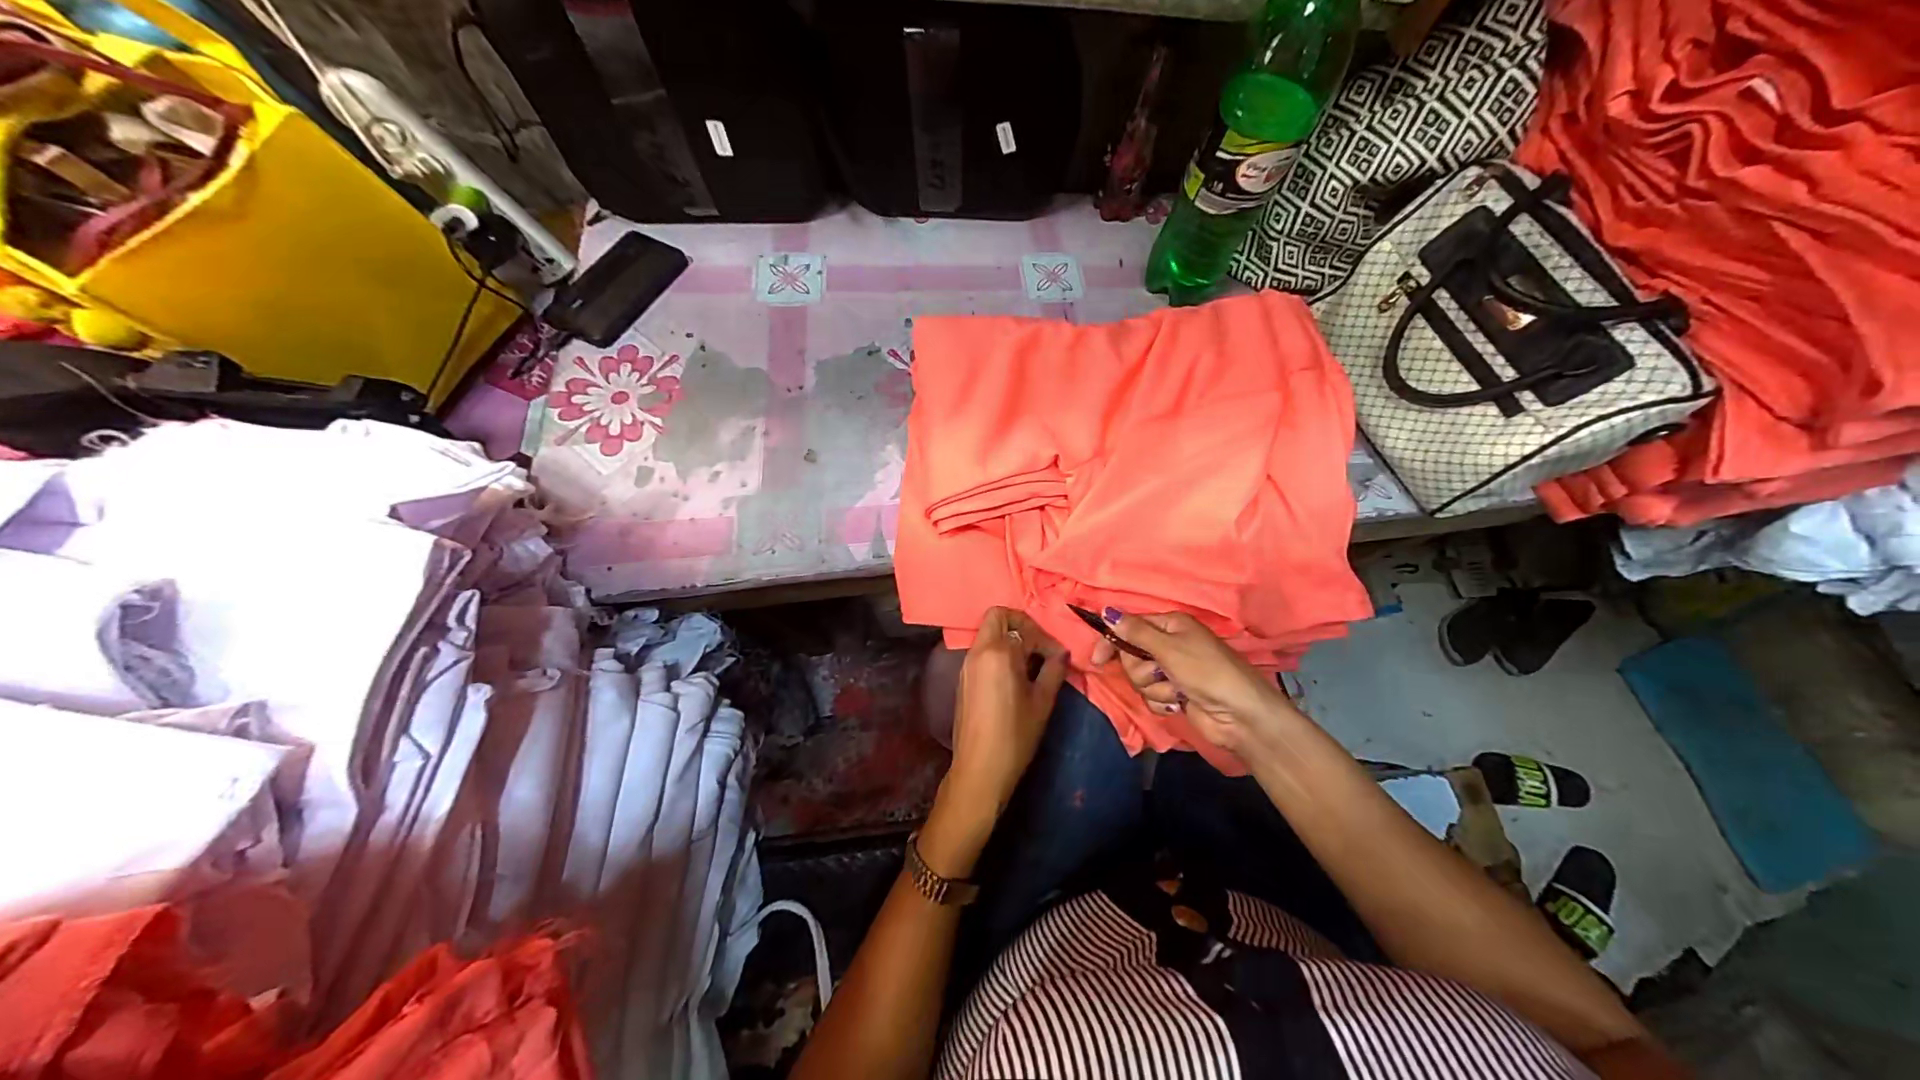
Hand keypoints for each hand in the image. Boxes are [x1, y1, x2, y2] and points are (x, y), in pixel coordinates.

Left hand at [941, 607, 1066, 824]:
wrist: (980, 769)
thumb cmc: (1015, 735)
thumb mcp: (1042, 702)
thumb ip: (1053, 670)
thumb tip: (1061, 654)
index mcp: (998, 652)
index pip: (1022, 624)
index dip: (1044, 637)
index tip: (1057, 656)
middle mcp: (977, 651)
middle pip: (997, 617)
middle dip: (1021, 625)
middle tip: (1040, 648)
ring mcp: (966, 665)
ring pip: (987, 634)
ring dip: (1009, 639)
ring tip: (1031, 664)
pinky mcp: (962, 679)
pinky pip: (981, 652)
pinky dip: (998, 653)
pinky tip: (1015, 676)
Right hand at [1090, 609, 1298, 755]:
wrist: (1239, 713)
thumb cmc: (1206, 671)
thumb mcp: (1169, 648)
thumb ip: (1135, 632)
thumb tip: (1106, 612)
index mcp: (1170, 625)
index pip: (1129, 627)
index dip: (1112, 642)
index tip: (1096, 659)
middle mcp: (1169, 645)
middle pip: (1131, 656)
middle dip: (1142, 670)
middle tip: (1161, 673)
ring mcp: (1172, 671)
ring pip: (1140, 679)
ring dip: (1155, 688)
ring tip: (1177, 691)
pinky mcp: (1175, 694)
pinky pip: (1151, 696)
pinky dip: (1162, 702)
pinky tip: (1179, 704)